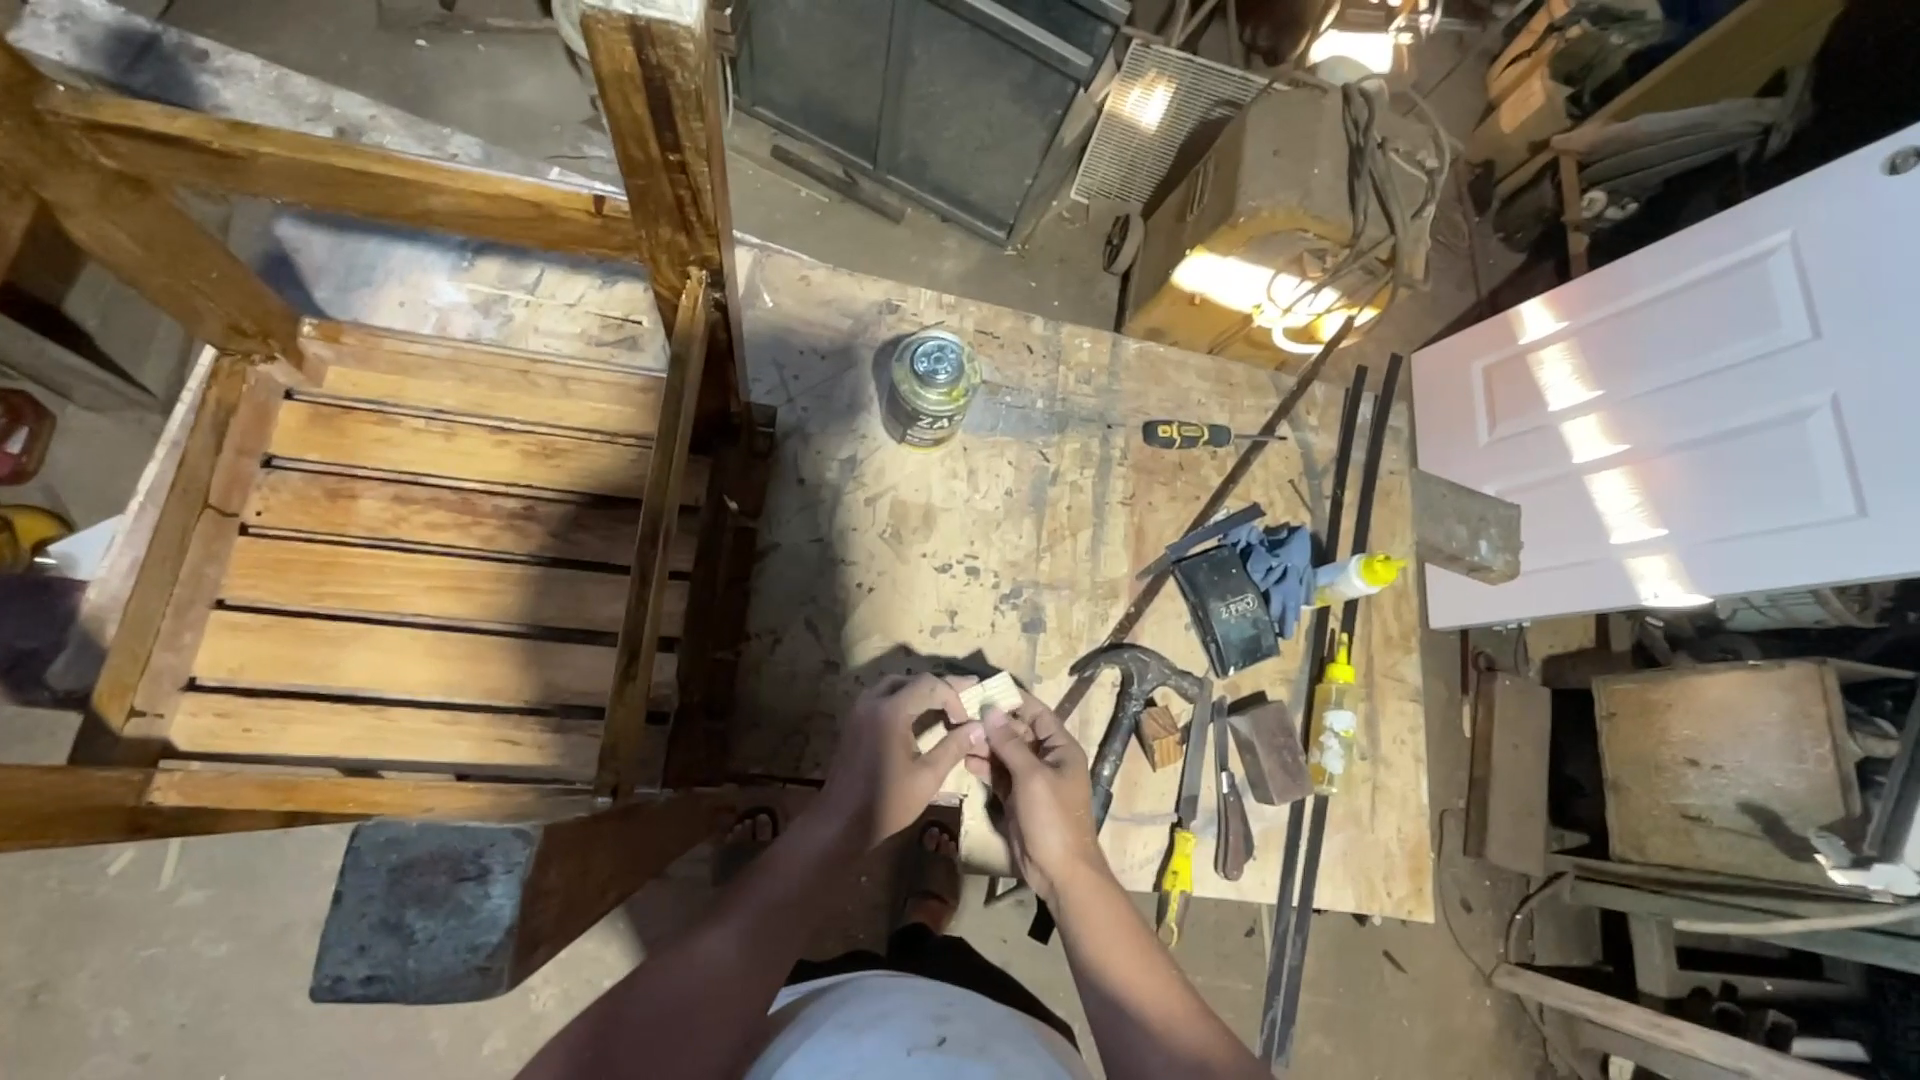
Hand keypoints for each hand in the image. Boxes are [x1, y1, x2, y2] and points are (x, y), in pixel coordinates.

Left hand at [816, 673, 980, 849]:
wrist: (841, 822)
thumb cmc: (887, 802)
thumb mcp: (927, 777)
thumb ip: (954, 747)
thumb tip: (979, 727)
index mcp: (890, 712)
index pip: (929, 685)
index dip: (953, 697)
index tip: (965, 721)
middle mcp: (872, 702)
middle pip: (912, 679)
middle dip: (941, 687)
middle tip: (968, 690)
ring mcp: (859, 710)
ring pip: (896, 684)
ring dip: (921, 690)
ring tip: (946, 700)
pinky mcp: (854, 721)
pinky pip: (882, 696)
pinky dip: (904, 698)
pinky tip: (920, 713)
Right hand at [969, 691, 1108, 903]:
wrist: (1060, 871)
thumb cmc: (1052, 818)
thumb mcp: (1031, 776)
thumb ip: (1010, 743)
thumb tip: (991, 710)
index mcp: (1061, 748)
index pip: (1037, 713)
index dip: (1014, 700)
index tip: (986, 688)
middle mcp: (1047, 759)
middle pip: (1018, 732)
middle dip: (993, 724)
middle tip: (963, 713)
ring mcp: (1031, 780)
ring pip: (1005, 753)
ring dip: (985, 745)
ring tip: (960, 736)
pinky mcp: (1017, 798)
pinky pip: (999, 775)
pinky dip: (984, 767)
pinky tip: (966, 761)